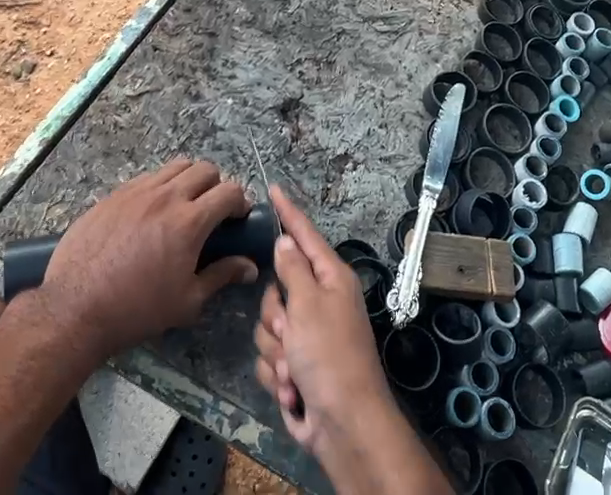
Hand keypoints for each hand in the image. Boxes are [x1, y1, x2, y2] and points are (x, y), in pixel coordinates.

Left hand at [39, 159, 258, 356]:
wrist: (75, 309)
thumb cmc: (137, 309)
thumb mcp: (187, 301)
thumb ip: (221, 276)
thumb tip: (250, 267)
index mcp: (190, 222)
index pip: (230, 191)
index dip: (240, 202)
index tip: (236, 219)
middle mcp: (166, 197)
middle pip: (205, 170)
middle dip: (216, 186)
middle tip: (211, 211)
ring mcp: (136, 192)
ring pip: (174, 167)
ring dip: (188, 180)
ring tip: (182, 206)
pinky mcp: (112, 195)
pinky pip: (146, 178)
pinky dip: (159, 187)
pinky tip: (150, 213)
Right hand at [253, 186, 391, 456]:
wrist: (341, 422)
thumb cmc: (329, 355)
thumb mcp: (308, 305)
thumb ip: (292, 270)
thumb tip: (285, 240)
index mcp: (331, 279)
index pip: (304, 237)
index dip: (288, 213)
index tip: (274, 188)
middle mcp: (320, 301)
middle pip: (276, 288)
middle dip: (275, 315)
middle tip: (290, 332)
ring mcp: (308, 335)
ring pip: (269, 325)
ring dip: (276, 350)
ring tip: (295, 367)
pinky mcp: (296, 365)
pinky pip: (270, 356)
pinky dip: (277, 374)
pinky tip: (293, 388)